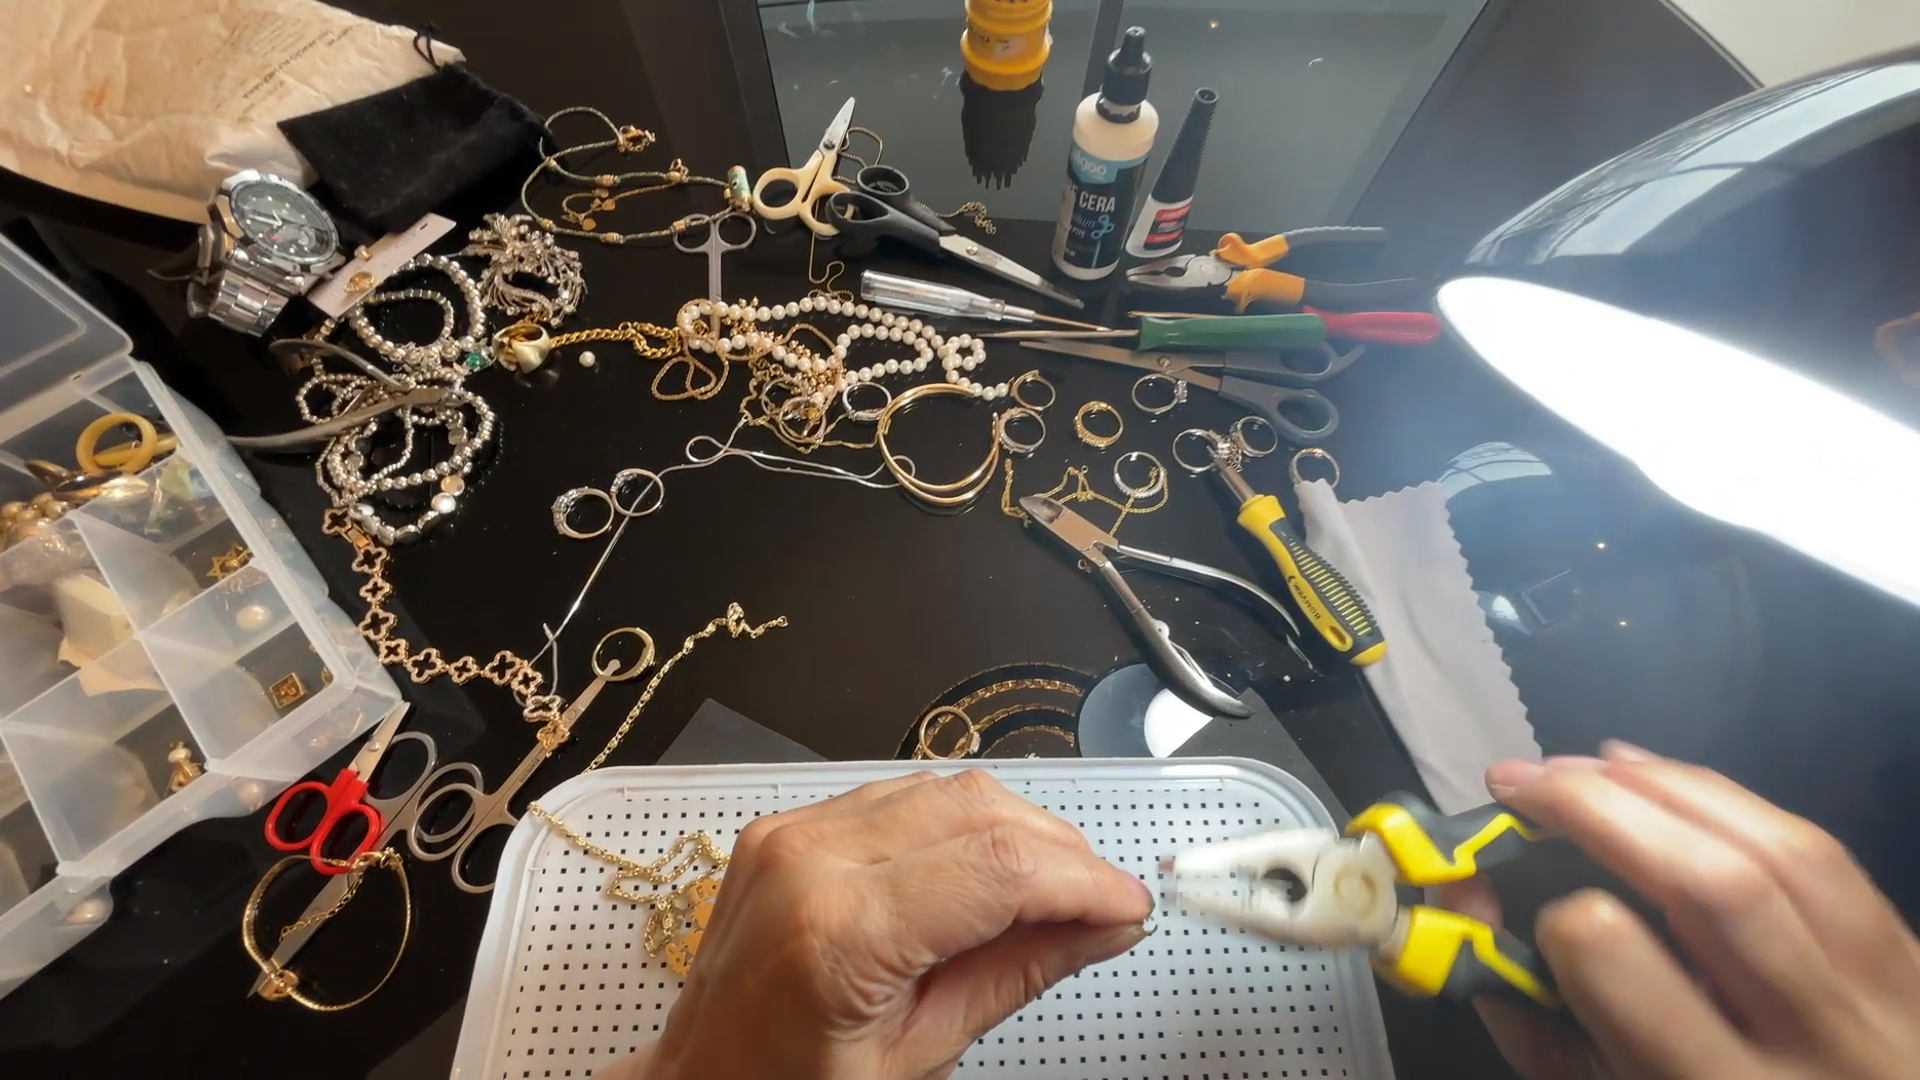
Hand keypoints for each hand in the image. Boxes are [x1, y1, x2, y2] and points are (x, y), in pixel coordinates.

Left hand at [600, 770, 1154, 1079]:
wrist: (696, 1079)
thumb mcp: (920, 1052)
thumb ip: (1018, 972)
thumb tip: (1104, 925)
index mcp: (840, 932)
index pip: (996, 868)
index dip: (1079, 878)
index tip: (1126, 903)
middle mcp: (814, 855)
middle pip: (976, 807)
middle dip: (1056, 845)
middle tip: (1099, 895)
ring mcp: (797, 826)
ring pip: (946, 787)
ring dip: (1015, 825)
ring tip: (1051, 879)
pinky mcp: (793, 817)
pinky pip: (903, 793)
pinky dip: (962, 818)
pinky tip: (985, 858)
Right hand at [1442, 742, 1919, 1078]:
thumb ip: (1507, 993)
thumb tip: (1462, 883)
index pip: (1618, 956)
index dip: (1556, 912)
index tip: (1515, 895)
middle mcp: (1828, 1048)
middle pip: (1711, 882)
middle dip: (1588, 803)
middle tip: (1513, 779)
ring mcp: (1893, 1005)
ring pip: (1779, 852)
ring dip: (1655, 783)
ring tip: (1573, 766)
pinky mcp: (1916, 964)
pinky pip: (1820, 852)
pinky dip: (1716, 793)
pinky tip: (1646, 772)